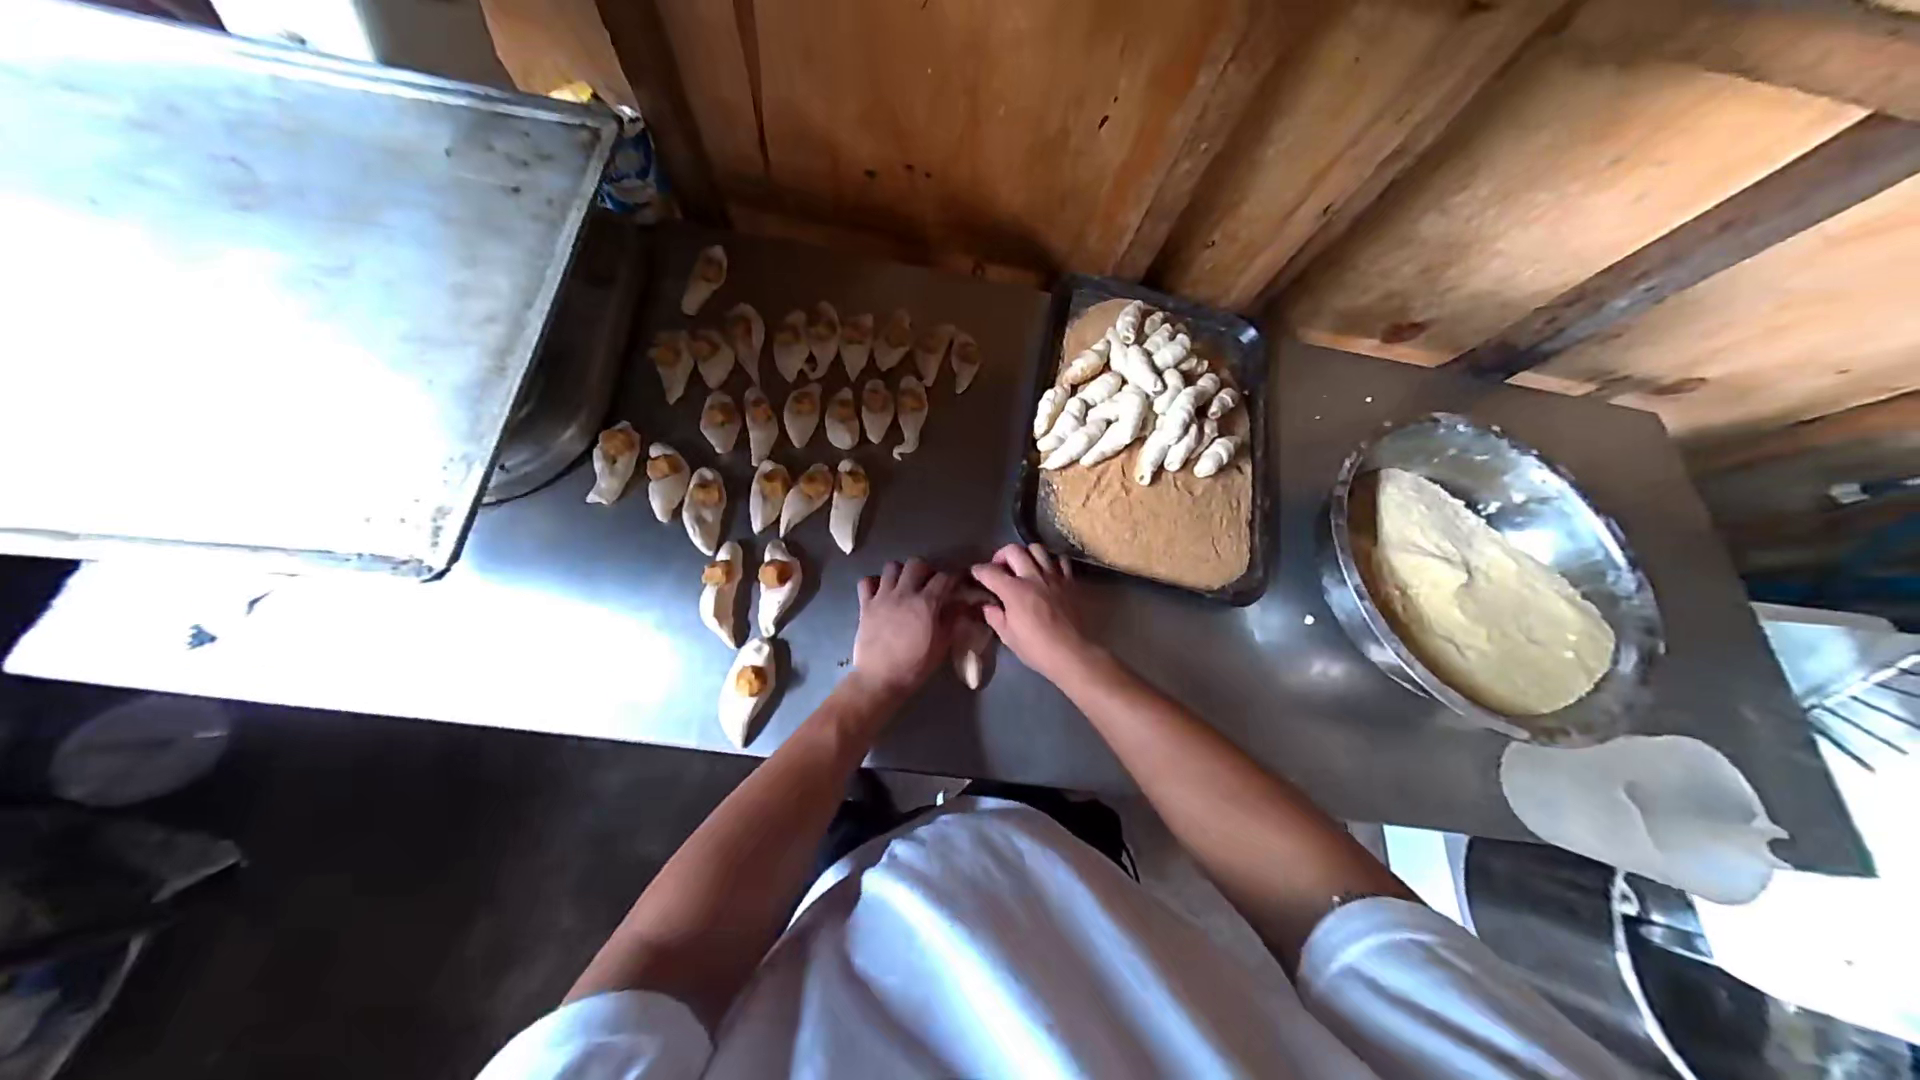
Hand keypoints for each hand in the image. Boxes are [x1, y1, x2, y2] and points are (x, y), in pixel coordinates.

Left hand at [850, 558, 958, 702]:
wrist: (880, 679)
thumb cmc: (915, 665)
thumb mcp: (941, 645)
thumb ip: (952, 620)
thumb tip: (962, 605)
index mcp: (926, 603)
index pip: (944, 577)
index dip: (952, 577)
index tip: (956, 583)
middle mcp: (904, 593)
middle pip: (916, 563)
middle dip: (925, 569)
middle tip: (928, 583)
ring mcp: (882, 597)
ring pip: (891, 567)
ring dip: (900, 572)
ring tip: (904, 585)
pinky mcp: (865, 605)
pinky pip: (866, 582)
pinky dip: (873, 583)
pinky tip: (880, 592)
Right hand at [970, 543, 1100, 682]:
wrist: (1071, 653)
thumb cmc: (1036, 648)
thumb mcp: (1008, 636)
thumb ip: (995, 617)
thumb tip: (988, 606)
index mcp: (1013, 591)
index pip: (990, 572)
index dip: (979, 570)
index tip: (976, 573)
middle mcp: (1032, 577)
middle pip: (1013, 551)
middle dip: (1001, 555)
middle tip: (999, 567)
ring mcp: (1053, 577)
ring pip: (1037, 549)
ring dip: (1026, 554)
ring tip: (1024, 566)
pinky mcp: (1070, 582)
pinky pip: (1061, 560)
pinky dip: (1051, 562)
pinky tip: (1048, 572)